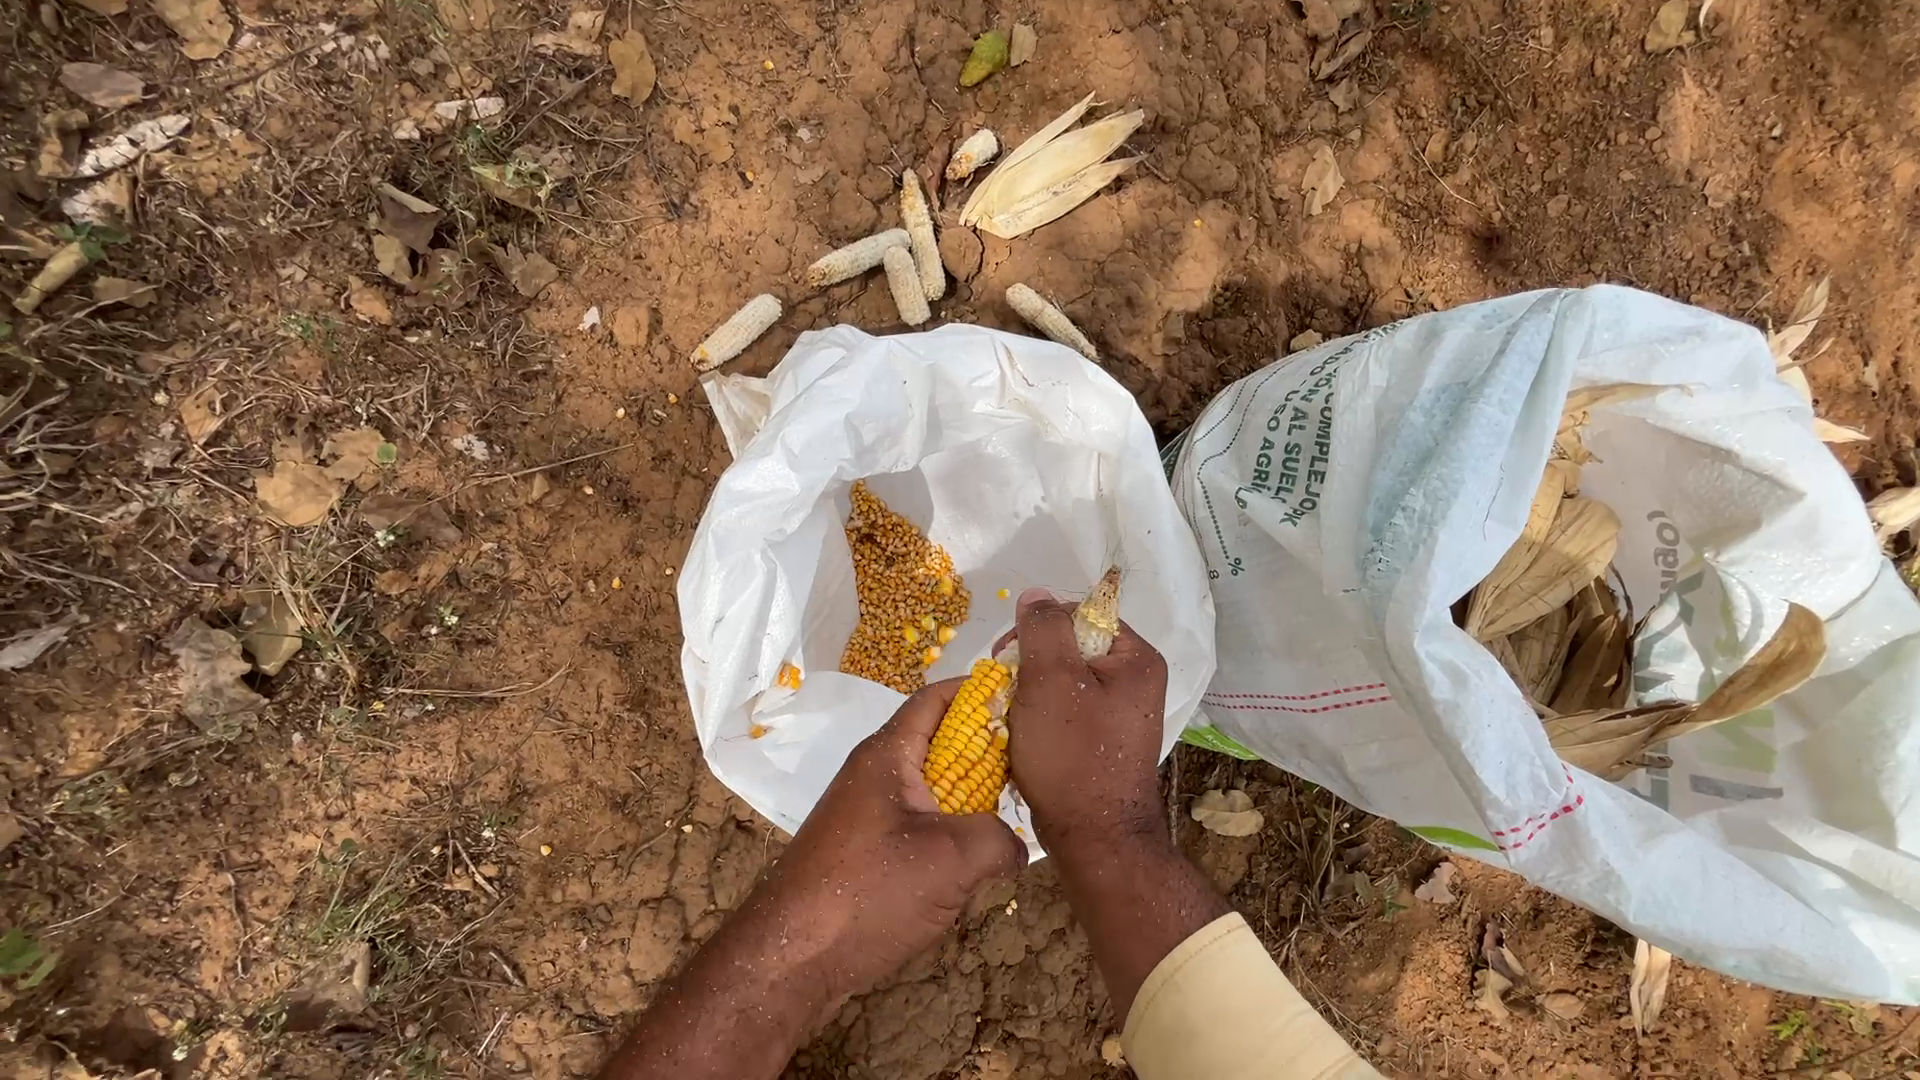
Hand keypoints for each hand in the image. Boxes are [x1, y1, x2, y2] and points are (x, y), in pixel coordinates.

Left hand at [751, 679, 1026, 996]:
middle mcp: (874, 773)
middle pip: (938, 742)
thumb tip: (1015, 844)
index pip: (936, 698)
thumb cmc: (868, 892)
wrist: (790, 959)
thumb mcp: (952, 860)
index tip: (1020, 700)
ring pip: (931, 788)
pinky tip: (971, 865)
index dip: (978, 691)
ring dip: (969, 799)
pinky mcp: (864, 849)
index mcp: (888, 755)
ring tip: (1008, 818)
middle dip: (984, 750)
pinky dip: (948, 832)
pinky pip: (917, 823)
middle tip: (1029, 768)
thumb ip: (999, 839)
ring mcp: (867, 812)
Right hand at [1002, 588, 1170, 856]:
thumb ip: (1042, 628)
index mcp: (1137, 659)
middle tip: (1006, 687)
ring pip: (1064, 681)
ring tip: (1012, 715)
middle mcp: (1136, 681)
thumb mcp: (1051, 680)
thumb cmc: (1074, 756)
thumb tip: (1037, 594)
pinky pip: (1067, 710)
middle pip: (1071, 647)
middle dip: (1031, 663)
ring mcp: (1121, 713)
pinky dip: (1041, 716)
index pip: (1082, 615)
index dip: (1040, 627)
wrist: (1094, 839)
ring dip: (1031, 692)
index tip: (1008, 655)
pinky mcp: (1104, 740)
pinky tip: (1024, 734)